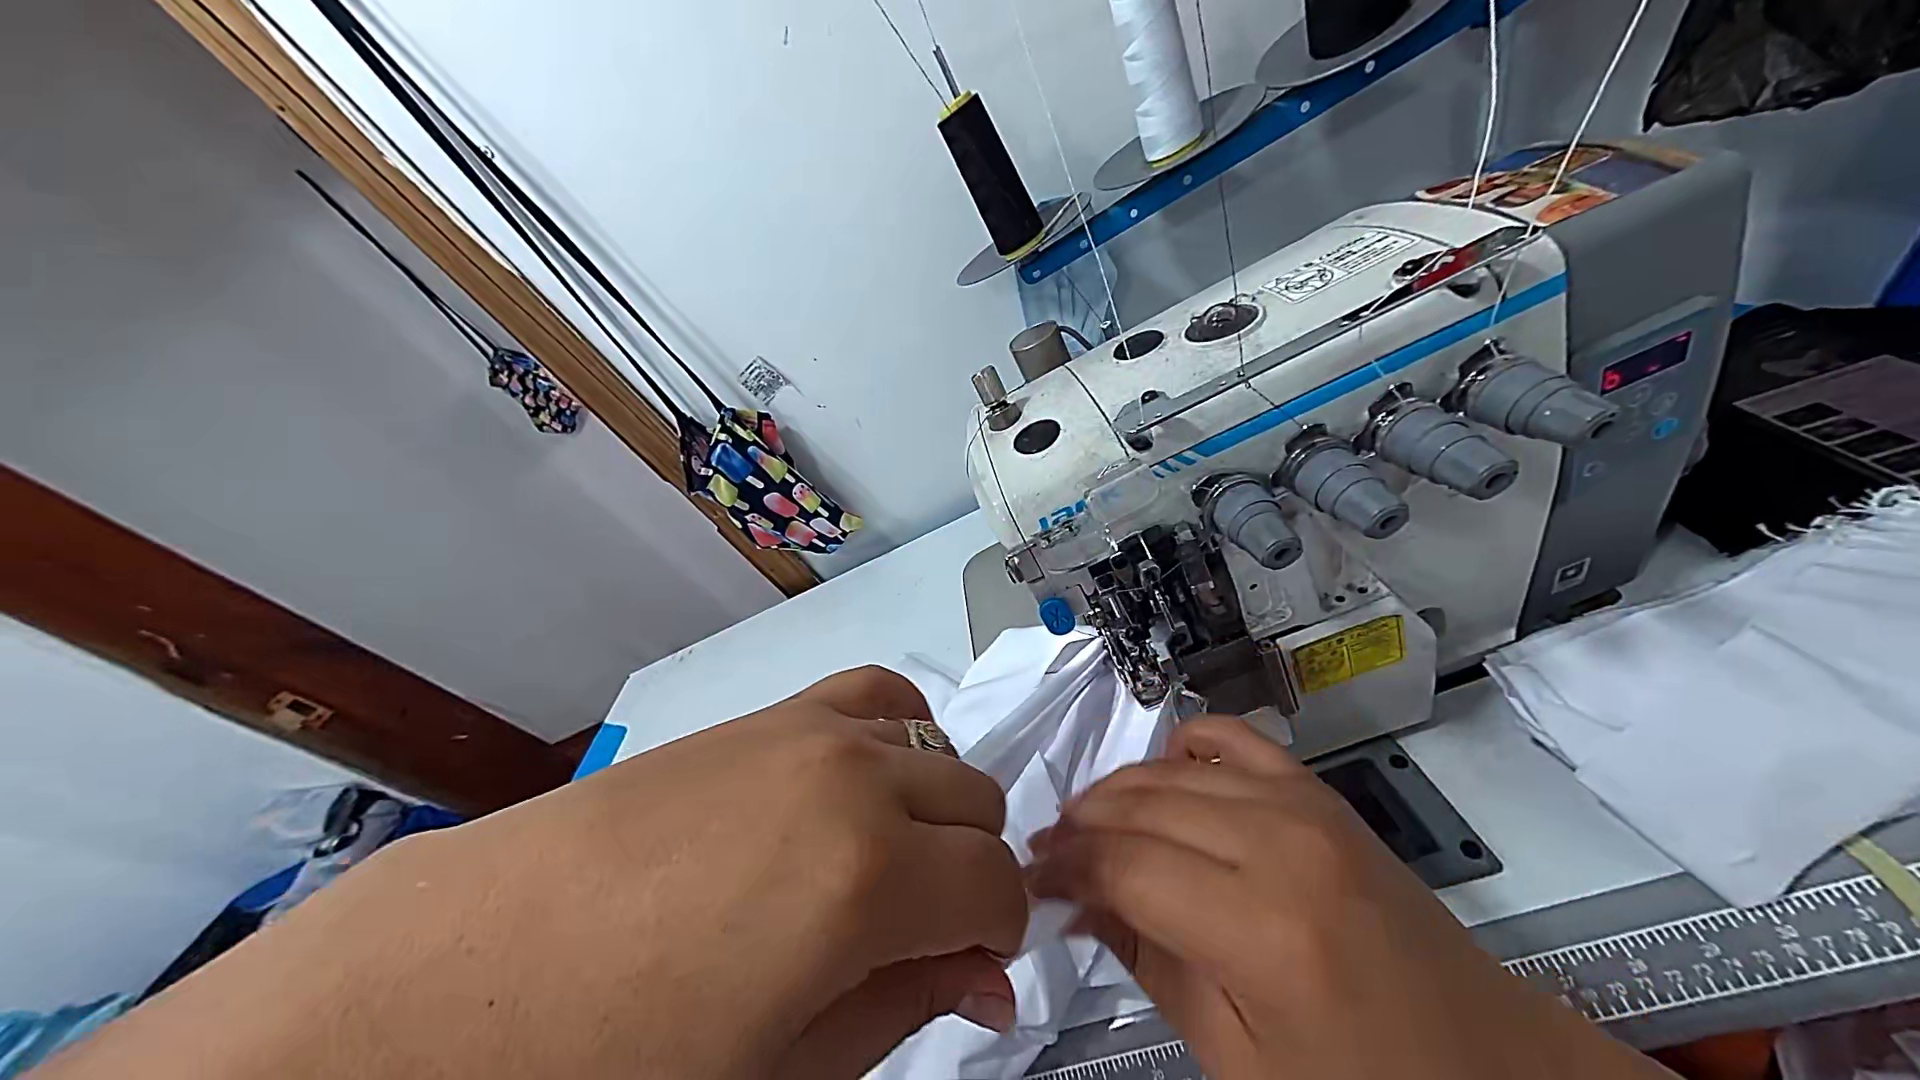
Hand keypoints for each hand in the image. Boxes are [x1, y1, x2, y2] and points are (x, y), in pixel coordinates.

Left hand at [40, 667, 1025, 1079]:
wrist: (448, 985)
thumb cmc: (619, 1069)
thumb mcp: (787, 1075)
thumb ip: (908, 1007)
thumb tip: (991, 980)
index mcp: (869, 874)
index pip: (1000, 884)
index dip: (997, 937)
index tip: (964, 974)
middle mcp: (854, 776)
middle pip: (977, 799)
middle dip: (972, 868)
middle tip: (919, 930)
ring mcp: (805, 729)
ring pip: (933, 740)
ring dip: (936, 798)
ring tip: (888, 855)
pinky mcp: (760, 713)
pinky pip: (867, 695)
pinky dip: (892, 733)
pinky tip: (853, 785)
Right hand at [1027, 716, 1671, 1079]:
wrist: (1493, 1065)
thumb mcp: (1239, 1061)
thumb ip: (1149, 964)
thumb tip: (1077, 902)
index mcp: (1264, 931)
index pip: (1126, 867)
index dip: (1068, 866)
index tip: (1031, 877)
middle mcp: (1282, 844)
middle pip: (1144, 807)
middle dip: (1082, 825)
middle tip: (1049, 851)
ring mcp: (1306, 805)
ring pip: (1175, 771)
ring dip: (1119, 790)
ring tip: (1087, 821)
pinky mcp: (1322, 792)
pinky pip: (1234, 738)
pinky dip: (1185, 745)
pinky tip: (1161, 769)